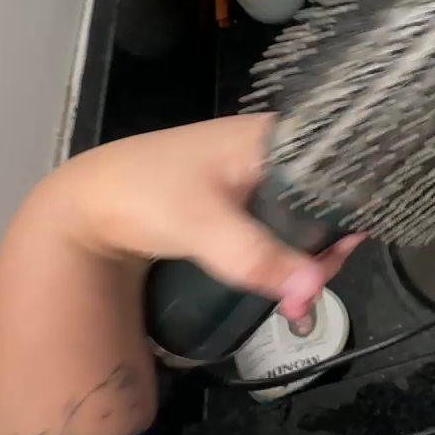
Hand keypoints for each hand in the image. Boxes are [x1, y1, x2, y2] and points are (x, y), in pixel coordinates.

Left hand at [33, 114, 361, 322]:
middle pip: (325, 196)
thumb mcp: (203, 226)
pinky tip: (289, 278)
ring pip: (305, 214)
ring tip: (300, 296)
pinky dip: (288, 251)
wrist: (81, 203)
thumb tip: (311, 293)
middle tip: (314, 290)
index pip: (338, 166)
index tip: (349, 250)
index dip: (353, 208)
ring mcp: (258, 173)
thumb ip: (259, 258)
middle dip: (327, 245)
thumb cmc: (143, 194)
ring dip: (308, 255)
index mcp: (275, 138)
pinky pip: (283, 222)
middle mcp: (275, 150)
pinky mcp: (243, 196)